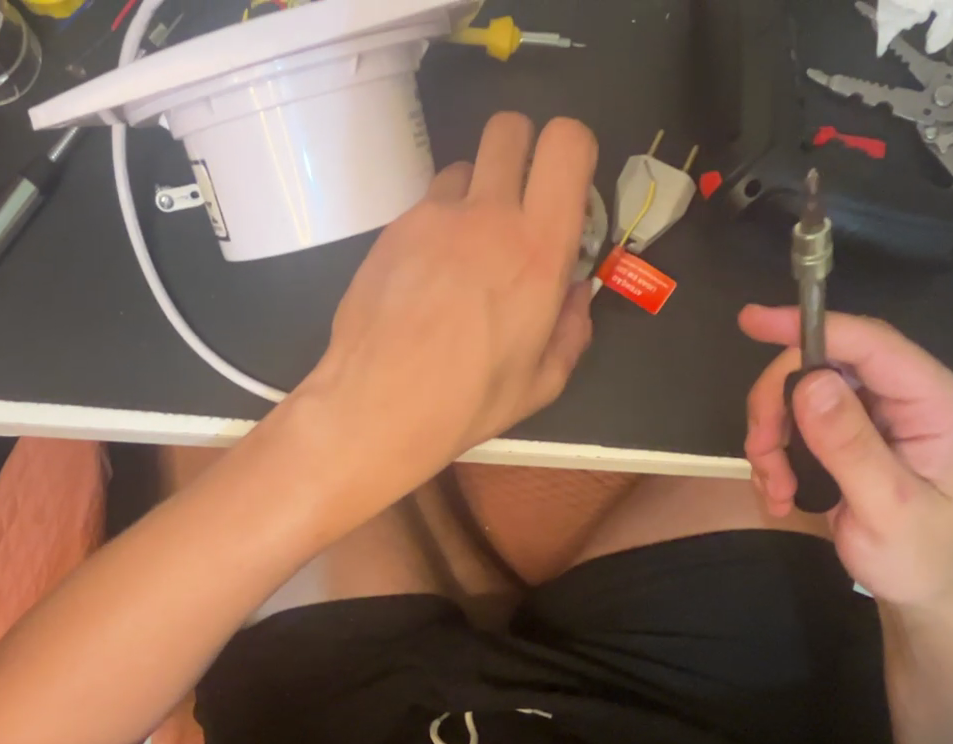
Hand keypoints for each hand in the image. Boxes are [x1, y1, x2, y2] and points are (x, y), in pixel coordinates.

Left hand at [285, 112, 597, 490]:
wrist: (377, 406)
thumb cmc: (467, 402)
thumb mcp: (542, 382)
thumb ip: (571, 329)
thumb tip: (575, 294)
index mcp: (538, 248)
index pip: (567, 143)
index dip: (572, 151)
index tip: (566, 188)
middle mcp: (486, 216)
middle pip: (508, 127)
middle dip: (521, 150)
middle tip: (516, 202)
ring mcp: (431, 218)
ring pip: (461, 168)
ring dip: (474, 194)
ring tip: (465, 250)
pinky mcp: (391, 231)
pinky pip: (422, 209)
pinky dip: (433, 230)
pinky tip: (422, 281)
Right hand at [741, 305, 952, 611]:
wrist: (926, 594)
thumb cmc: (922, 558)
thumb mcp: (888, 508)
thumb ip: (851, 446)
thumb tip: (810, 384)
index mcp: (937, 403)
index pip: (870, 344)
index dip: (810, 327)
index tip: (752, 322)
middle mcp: (908, 397)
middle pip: (822, 367)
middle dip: (778, 410)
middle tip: (761, 458)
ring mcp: (878, 415)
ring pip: (800, 396)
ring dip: (773, 441)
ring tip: (776, 489)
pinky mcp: (852, 434)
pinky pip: (796, 424)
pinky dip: (776, 457)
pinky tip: (781, 493)